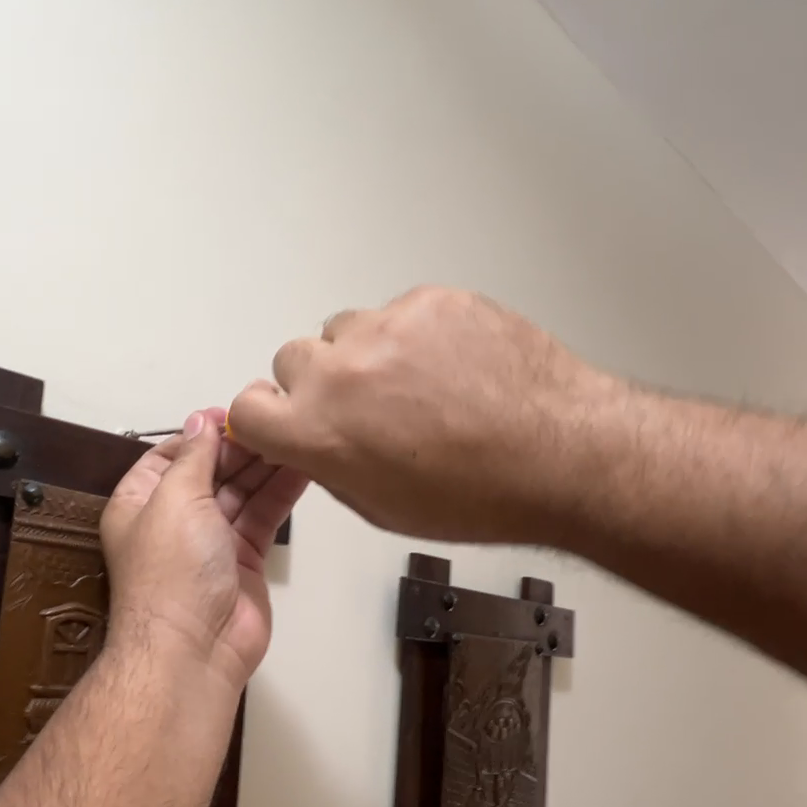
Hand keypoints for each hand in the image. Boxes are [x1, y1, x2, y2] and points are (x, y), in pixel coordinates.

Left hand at [101, 408, 308, 692]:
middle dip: (240, 448)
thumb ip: (193, 457)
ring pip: (241, 492)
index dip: (201, 434)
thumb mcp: (174, 498)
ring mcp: (211, 541)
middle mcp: (174, 520)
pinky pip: (262, 517)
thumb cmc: (172, 569)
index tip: (235, 414)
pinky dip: (280, 493)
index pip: (170, 455)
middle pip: (210, 471)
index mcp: (140, 502)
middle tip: (277, 421)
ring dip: (265, 466)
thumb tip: (201, 421)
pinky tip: (303, 468)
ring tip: (297, 436)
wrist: (194, 648)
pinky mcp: (244, 559)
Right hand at [225, 286, 631, 543]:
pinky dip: (415, 336)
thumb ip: (328, 463)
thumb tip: (316, 438)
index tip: (282, 419)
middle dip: (318, 383)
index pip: (246, 408)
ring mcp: (386, 328)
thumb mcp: (379, 506)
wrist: (560, 454)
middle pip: (292, 359)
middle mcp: (339, 373)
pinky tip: (454, 366)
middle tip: (366, 405)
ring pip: (346, 330)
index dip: (263, 417)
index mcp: (318, 431)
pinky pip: (399, 313)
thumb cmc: (475, 496)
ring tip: (418, 384)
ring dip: (366, 354)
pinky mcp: (430, 300)